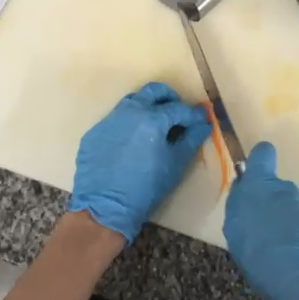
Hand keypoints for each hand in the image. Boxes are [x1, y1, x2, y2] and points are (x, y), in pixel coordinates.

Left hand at [68, 82, 211, 242]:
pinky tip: (132, 142)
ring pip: (133, 101)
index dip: (193, 113)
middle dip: (169, 98)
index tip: (201, 118)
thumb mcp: (175, 165)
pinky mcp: (95, 131)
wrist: (104, 208)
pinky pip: (116, 119)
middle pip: (153, 91)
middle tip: (177, 113)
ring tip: (155, 125)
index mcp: (152, 118)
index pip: (178, 108)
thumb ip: (191, 140)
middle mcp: (129, 111)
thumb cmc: (146, 187)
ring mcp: (109, 119)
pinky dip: (129, 123)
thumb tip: (203, 123)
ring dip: (147, 107)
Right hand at [224, 142, 298, 299]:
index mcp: (259, 186)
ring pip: (287, 205)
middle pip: (272, 187)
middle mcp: (283, 189)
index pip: (262, 155)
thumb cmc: (262, 258)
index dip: (258, 161)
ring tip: (277, 249)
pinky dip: (297, 233)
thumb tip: (243, 192)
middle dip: (267, 202)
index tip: (253, 176)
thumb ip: (239, 209)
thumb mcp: (237, 234)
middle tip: (260, 229)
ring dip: (282, 220)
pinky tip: (293, 256)